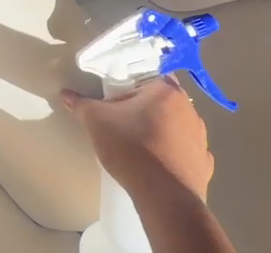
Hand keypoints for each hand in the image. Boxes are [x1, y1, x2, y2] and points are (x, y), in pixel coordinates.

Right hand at [61, 76, 215, 201]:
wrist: (164, 199)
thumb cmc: (131, 148)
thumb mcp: (96, 120)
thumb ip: (80, 103)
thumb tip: (66, 95)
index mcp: (166, 91)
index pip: (149, 71)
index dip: (131, 79)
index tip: (115, 91)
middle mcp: (190, 109)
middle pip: (162, 98)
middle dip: (143, 103)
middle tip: (121, 113)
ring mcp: (201, 138)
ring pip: (176, 123)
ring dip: (160, 126)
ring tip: (138, 139)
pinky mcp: (204, 164)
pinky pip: (186, 149)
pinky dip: (173, 150)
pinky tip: (157, 159)